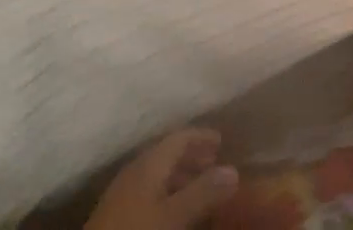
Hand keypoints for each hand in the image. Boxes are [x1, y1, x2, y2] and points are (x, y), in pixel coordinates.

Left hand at [85, 127, 238, 229]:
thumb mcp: (173, 216)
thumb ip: (202, 193)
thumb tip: (234, 169)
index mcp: (148, 163)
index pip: (177, 138)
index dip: (200, 136)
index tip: (221, 140)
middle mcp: (136, 169)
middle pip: (167, 153)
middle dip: (192, 155)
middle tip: (215, 162)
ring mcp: (125, 189)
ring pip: (158, 172)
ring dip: (181, 174)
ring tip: (201, 187)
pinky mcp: (119, 208)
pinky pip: (150, 188)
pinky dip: (169, 190)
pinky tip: (175, 208)